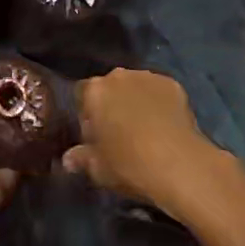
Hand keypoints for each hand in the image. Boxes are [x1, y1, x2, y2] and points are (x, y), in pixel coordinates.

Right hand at [62, 68, 234, 218]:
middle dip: (112, 105)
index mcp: (95, 91)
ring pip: (135, 87)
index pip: (82, 94)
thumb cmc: (128, 165)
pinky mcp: (172, 83)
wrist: (177, 162)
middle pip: (109, 88)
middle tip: (118, 134)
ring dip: (135, 102)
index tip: (93, 135)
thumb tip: (68, 159)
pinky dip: (159, 103)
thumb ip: (80, 159)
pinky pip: (159, 91)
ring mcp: (148, 76)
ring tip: (145, 130)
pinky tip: (164, 126)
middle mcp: (119, 76)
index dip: (86, 114)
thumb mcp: (98, 169)